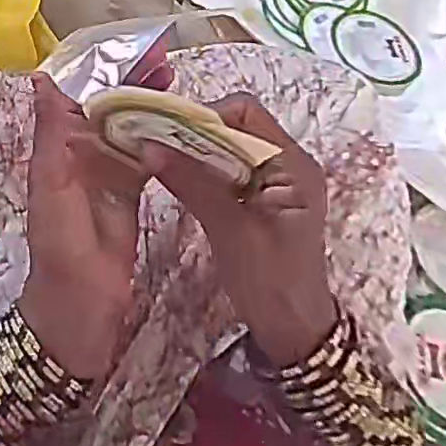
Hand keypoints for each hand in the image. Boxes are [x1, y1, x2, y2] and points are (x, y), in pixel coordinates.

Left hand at [18, 75, 148, 379]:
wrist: (78, 310)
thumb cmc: (61, 250)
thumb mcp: (52, 190)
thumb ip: (52, 137)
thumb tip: (44, 80)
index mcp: (59, 148)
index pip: (82, 96)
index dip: (106, 71)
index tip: (136, 50)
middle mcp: (82, 154)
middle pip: (109, 107)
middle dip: (133, 83)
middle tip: (166, 63)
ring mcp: (106, 173)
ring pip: (129, 128)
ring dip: (149, 105)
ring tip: (176, 83)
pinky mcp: (128, 193)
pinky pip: (144, 157)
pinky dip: (160, 139)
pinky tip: (181, 126)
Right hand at [136, 96, 337, 366]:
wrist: (295, 333)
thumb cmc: (271, 283)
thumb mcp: (230, 231)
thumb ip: (193, 184)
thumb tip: (150, 147)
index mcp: (293, 164)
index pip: (248, 112)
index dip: (208, 115)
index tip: (172, 134)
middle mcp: (287, 162)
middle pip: (236, 126)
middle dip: (196, 132)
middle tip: (158, 144)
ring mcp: (275, 179)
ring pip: (229, 146)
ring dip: (197, 150)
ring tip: (163, 159)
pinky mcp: (261, 196)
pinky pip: (228, 168)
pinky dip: (203, 169)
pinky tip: (179, 177)